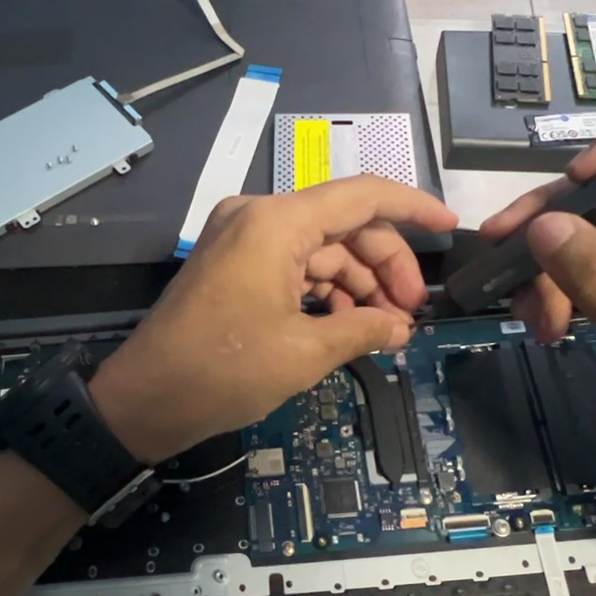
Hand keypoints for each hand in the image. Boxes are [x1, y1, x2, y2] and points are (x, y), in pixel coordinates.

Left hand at [91, 176, 458, 463]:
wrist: (144, 399)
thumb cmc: (224, 370)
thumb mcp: (304, 352)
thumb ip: (363, 330)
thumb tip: (401, 328)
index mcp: (276, 222)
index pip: (363, 196)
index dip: (413, 209)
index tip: (450, 228)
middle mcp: (259, 216)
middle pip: (344, 226)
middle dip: (384, 267)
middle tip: (410, 314)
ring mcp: (243, 239)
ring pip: (321, 249)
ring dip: (357, 285)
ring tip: (385, 330)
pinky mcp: (235, 264)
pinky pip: (294, 266)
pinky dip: (324, 292)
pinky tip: (349, 326)